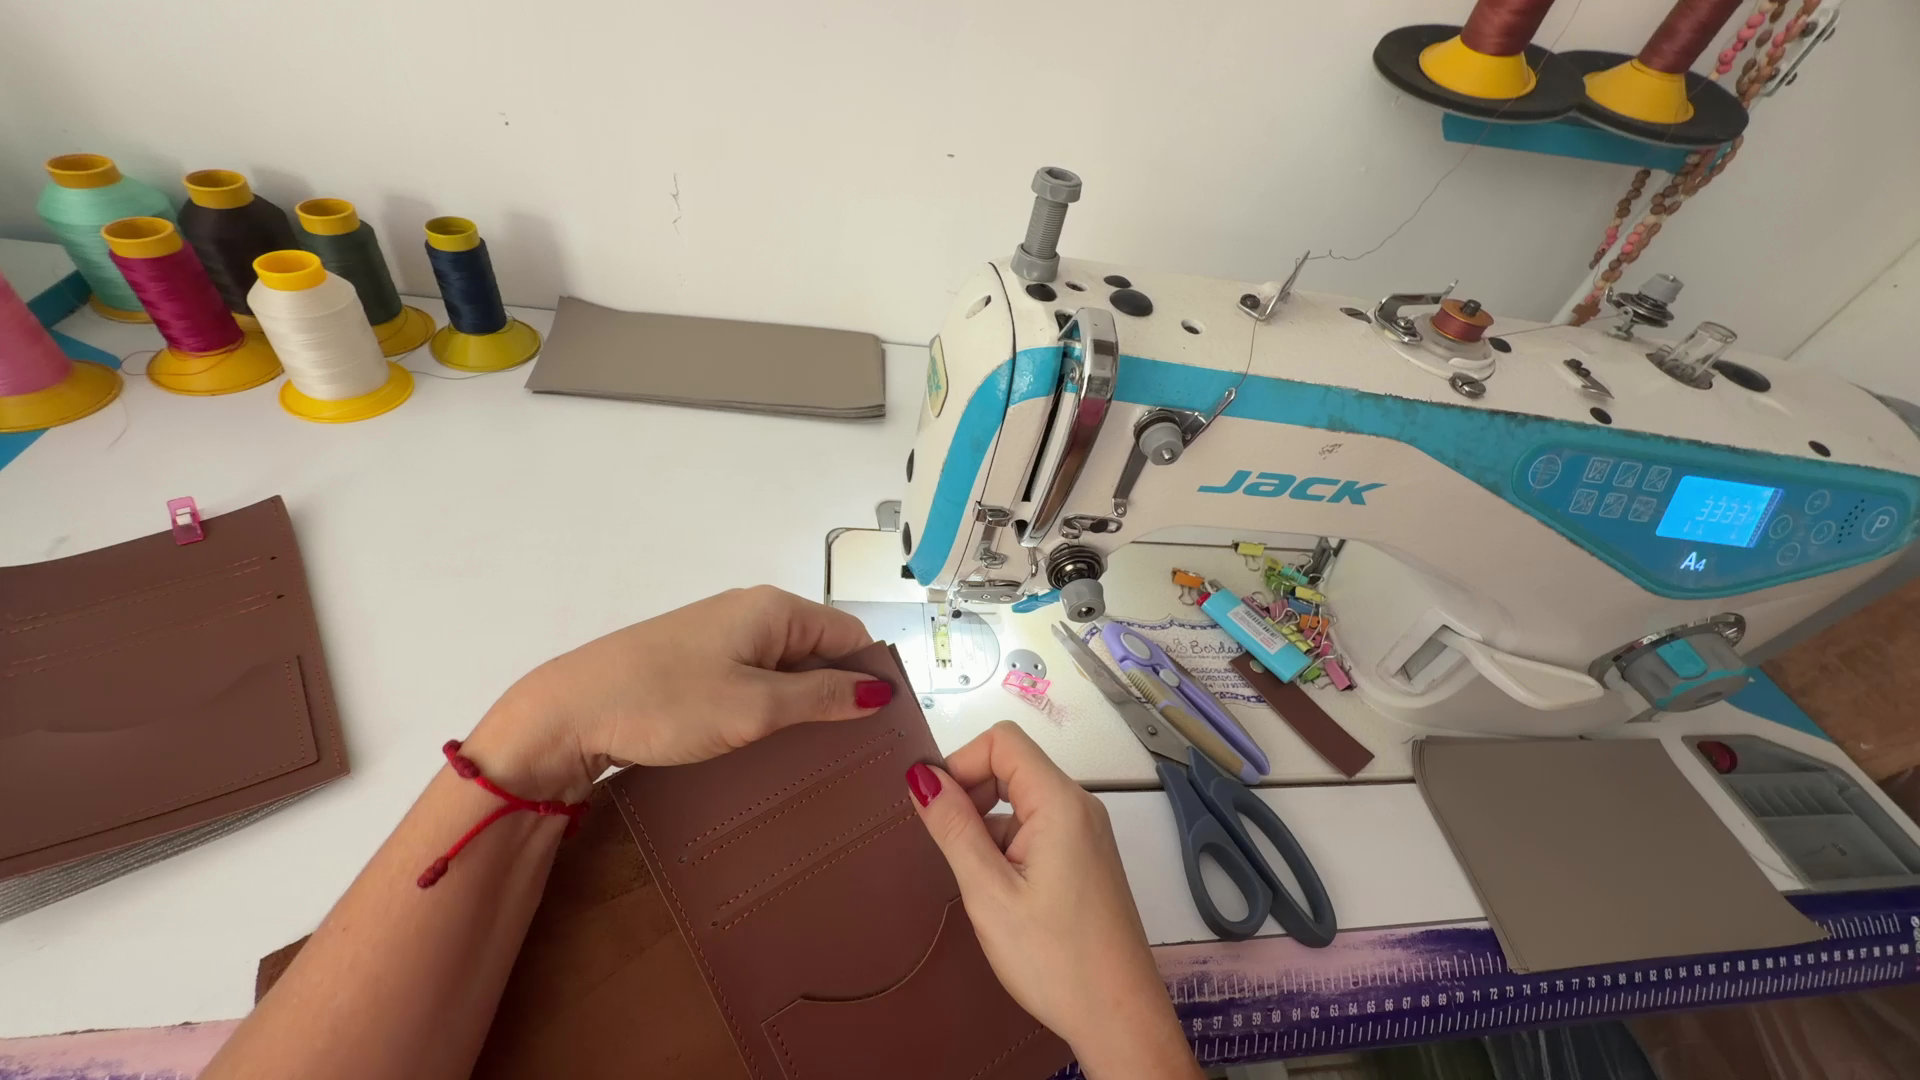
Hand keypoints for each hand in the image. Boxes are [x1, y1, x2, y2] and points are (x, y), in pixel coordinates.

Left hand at [470, 586, 892, 799]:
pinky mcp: (698, 658)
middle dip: (839, 692)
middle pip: (820, 648)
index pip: (849, 634)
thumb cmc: (669, 702)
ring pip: (787, 666)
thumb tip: (879, 690)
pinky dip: (771, 704)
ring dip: (804, 702)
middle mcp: (753, 611)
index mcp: (775, 609)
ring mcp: (722, 634)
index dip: (872, 675)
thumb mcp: (756, 706)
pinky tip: (772, 739)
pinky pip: (755, 676)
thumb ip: (823, 695)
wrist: (567, 711)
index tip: (885, 725)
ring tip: (818, 750)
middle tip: (856, 748)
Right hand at [908, 723, 1200, 1079]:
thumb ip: (954, 828)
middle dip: (972, 792)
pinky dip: (1008, 841)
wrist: (1119, 1020)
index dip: (962, 762)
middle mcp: (1078, 805)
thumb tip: (921, 778)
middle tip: (951, 846)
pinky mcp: (1085, 854)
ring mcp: (1085, 830)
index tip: (936, 807)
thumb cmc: (1054, 959)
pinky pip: (1037, 824)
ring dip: (988, 822)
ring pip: (1022, 796)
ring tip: (978, 878)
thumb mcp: (989, 893)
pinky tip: (1001, 889)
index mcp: (1060, 802)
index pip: (1002, 741)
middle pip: (1012, 764)